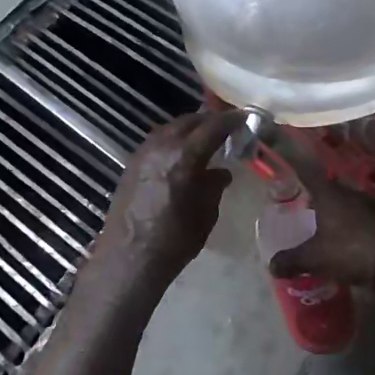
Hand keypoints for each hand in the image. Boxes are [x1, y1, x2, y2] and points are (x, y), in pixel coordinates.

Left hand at [93, 111, 239, 282]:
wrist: (130, 257)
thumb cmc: (174, 239)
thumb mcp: (206, 213)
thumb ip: (214, 185)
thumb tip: (220, 172)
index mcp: (184, 156)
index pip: (212, 126)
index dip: (230, 120)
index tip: (244, 117)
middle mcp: (161, 146)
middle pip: (189, 121)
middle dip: (209, 121)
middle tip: (226, 127)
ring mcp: (143, 152)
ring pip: (171, 128)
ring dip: (189, 128)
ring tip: (205, 138)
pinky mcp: (132, 163)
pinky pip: (157, 141)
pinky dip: (173, 139)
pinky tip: (182, 153)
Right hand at [266, 134, 374, 287]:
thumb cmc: (349, 251)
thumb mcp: (314, 258)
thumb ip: (292, 260)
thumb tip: (272, 265)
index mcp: (329, 194)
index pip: (308, 172)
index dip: (296, 164)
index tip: (288, 157)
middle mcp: (350, 193)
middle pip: (328, 188)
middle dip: (316, 195)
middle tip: (304, 203)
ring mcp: (370, 205)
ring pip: (346, 203)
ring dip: (335, 211)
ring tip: (324, 224)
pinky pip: (361, 218)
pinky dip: (351, 225)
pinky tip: (346, 239)